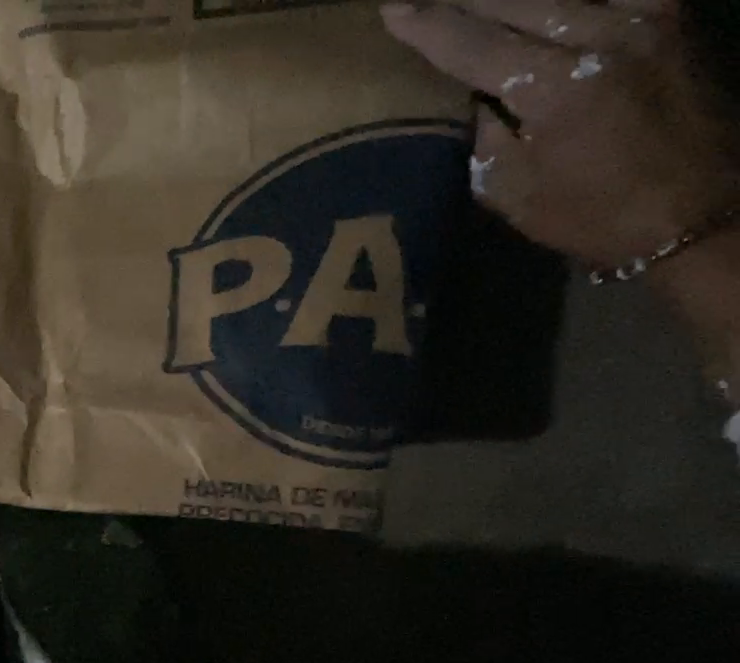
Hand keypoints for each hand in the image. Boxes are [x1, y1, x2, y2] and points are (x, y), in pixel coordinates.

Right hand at [382, 0, 739, 268]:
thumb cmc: (590, 213)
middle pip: (518, 0)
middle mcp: (606, 37)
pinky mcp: (672, 16)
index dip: (428, 27)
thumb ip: (483, 135)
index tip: (392, 8)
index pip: (475, 45)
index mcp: (559, 88)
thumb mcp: (510, 189)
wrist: (699, 209)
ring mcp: (648, 18)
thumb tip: (466, 98)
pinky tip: (538, 2)